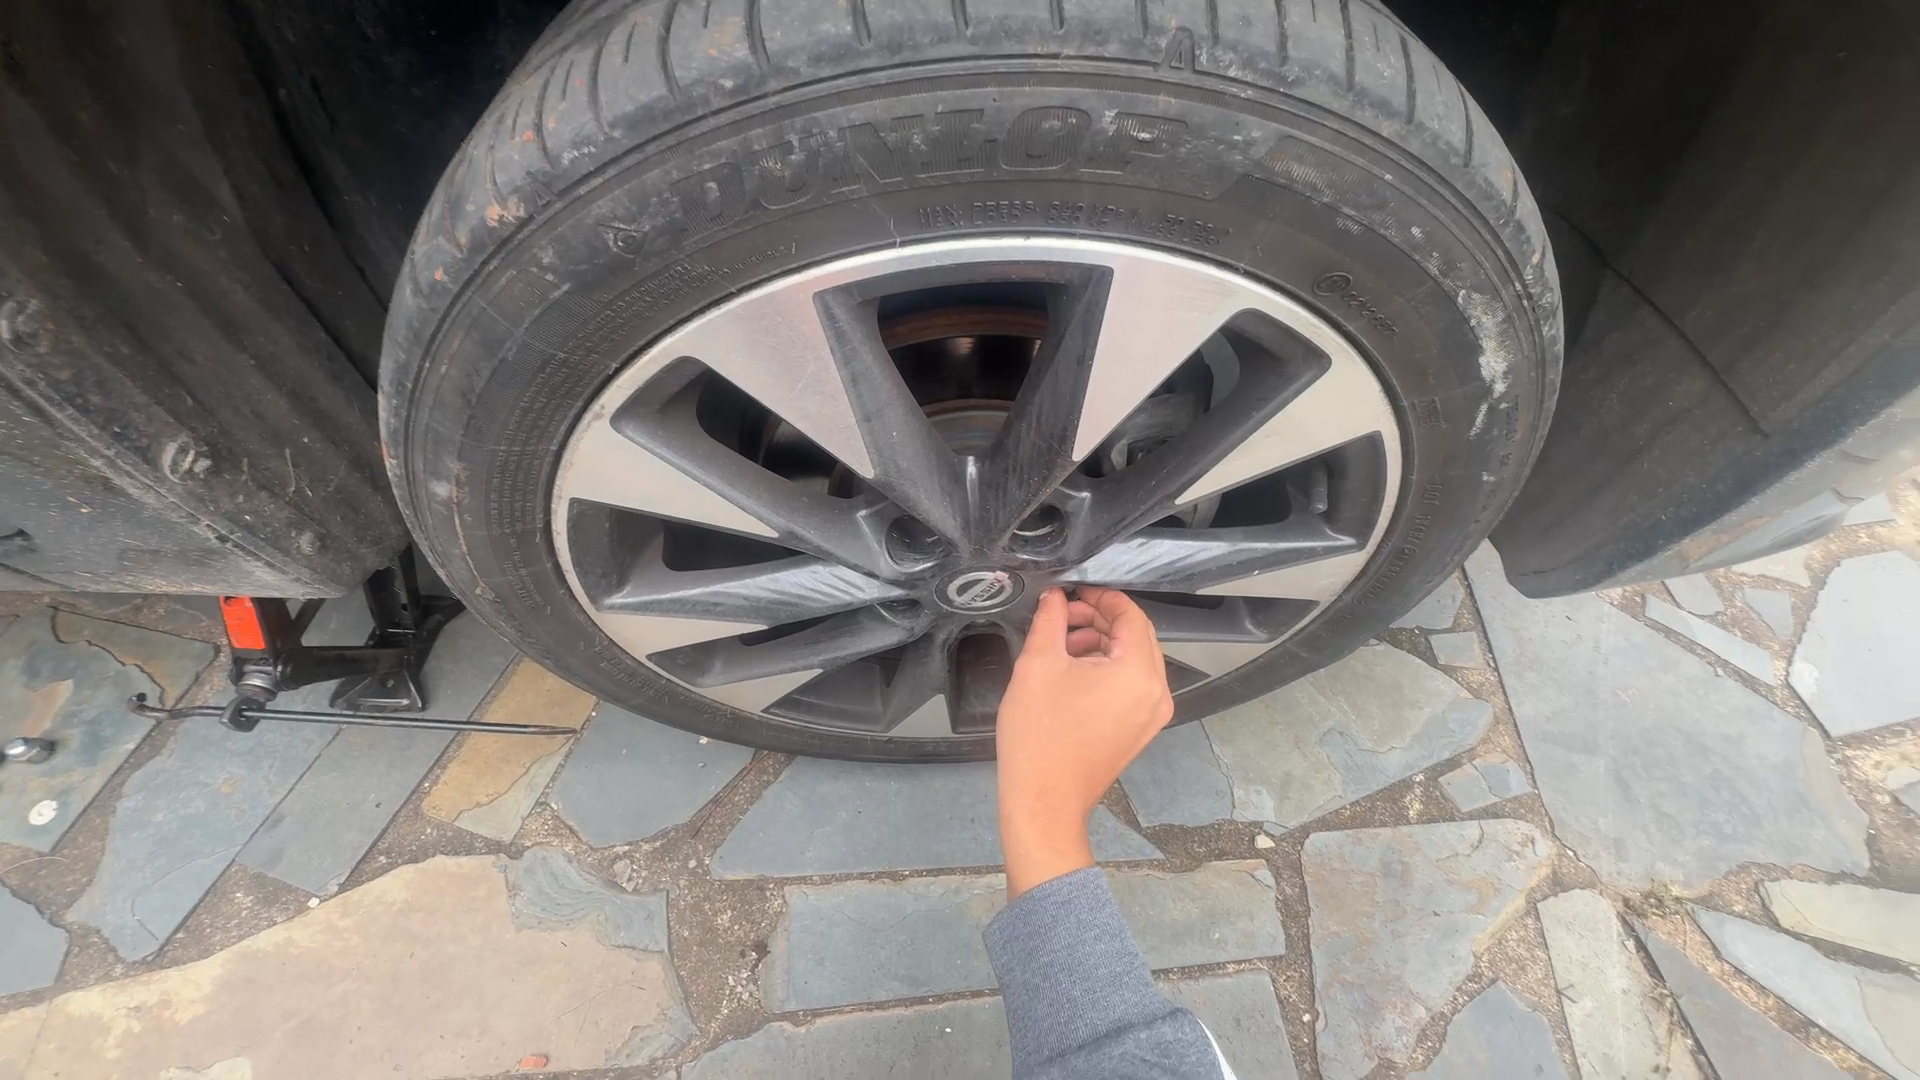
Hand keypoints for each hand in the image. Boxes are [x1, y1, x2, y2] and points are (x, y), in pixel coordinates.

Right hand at [996, 585, 1174, 896]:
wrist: (1044, 801)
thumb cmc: (1039, 731)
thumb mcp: (1038, 664)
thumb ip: (1050, 620)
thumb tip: (1055, 596)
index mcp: (1139, 672)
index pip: (1131, 615)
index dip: (1102, 596)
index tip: (1072, 591)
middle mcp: (1157, 692)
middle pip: (1137, 636)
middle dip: (1100, 619)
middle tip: (1062, 616)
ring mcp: (1152, 715)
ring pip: (1134, 660)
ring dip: (1102, 643)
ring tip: (1062, 643)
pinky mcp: (1140, 730)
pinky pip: (1132, 685)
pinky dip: (1108, 669)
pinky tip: (1073, 671)